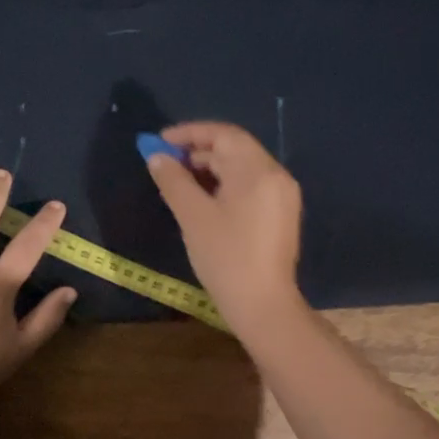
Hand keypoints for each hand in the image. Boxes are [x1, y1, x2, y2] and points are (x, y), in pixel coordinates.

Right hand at [145, 121, 304, 336]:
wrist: (263, 304)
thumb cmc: (225, 256)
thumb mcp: (192, 216)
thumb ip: (173, 181)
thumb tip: (156, 157)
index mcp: (258, 171)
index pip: (224, 135)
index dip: (190, 133)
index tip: (160, 142)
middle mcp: (276, 175)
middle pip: (235, 149)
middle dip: (198, 151)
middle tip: (165, 164)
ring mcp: (282, 195)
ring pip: (242, 168)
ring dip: (210, 168)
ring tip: (178, 182)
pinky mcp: (280, 214)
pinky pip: (250, 185)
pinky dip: (225, 184)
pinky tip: (202, 200)